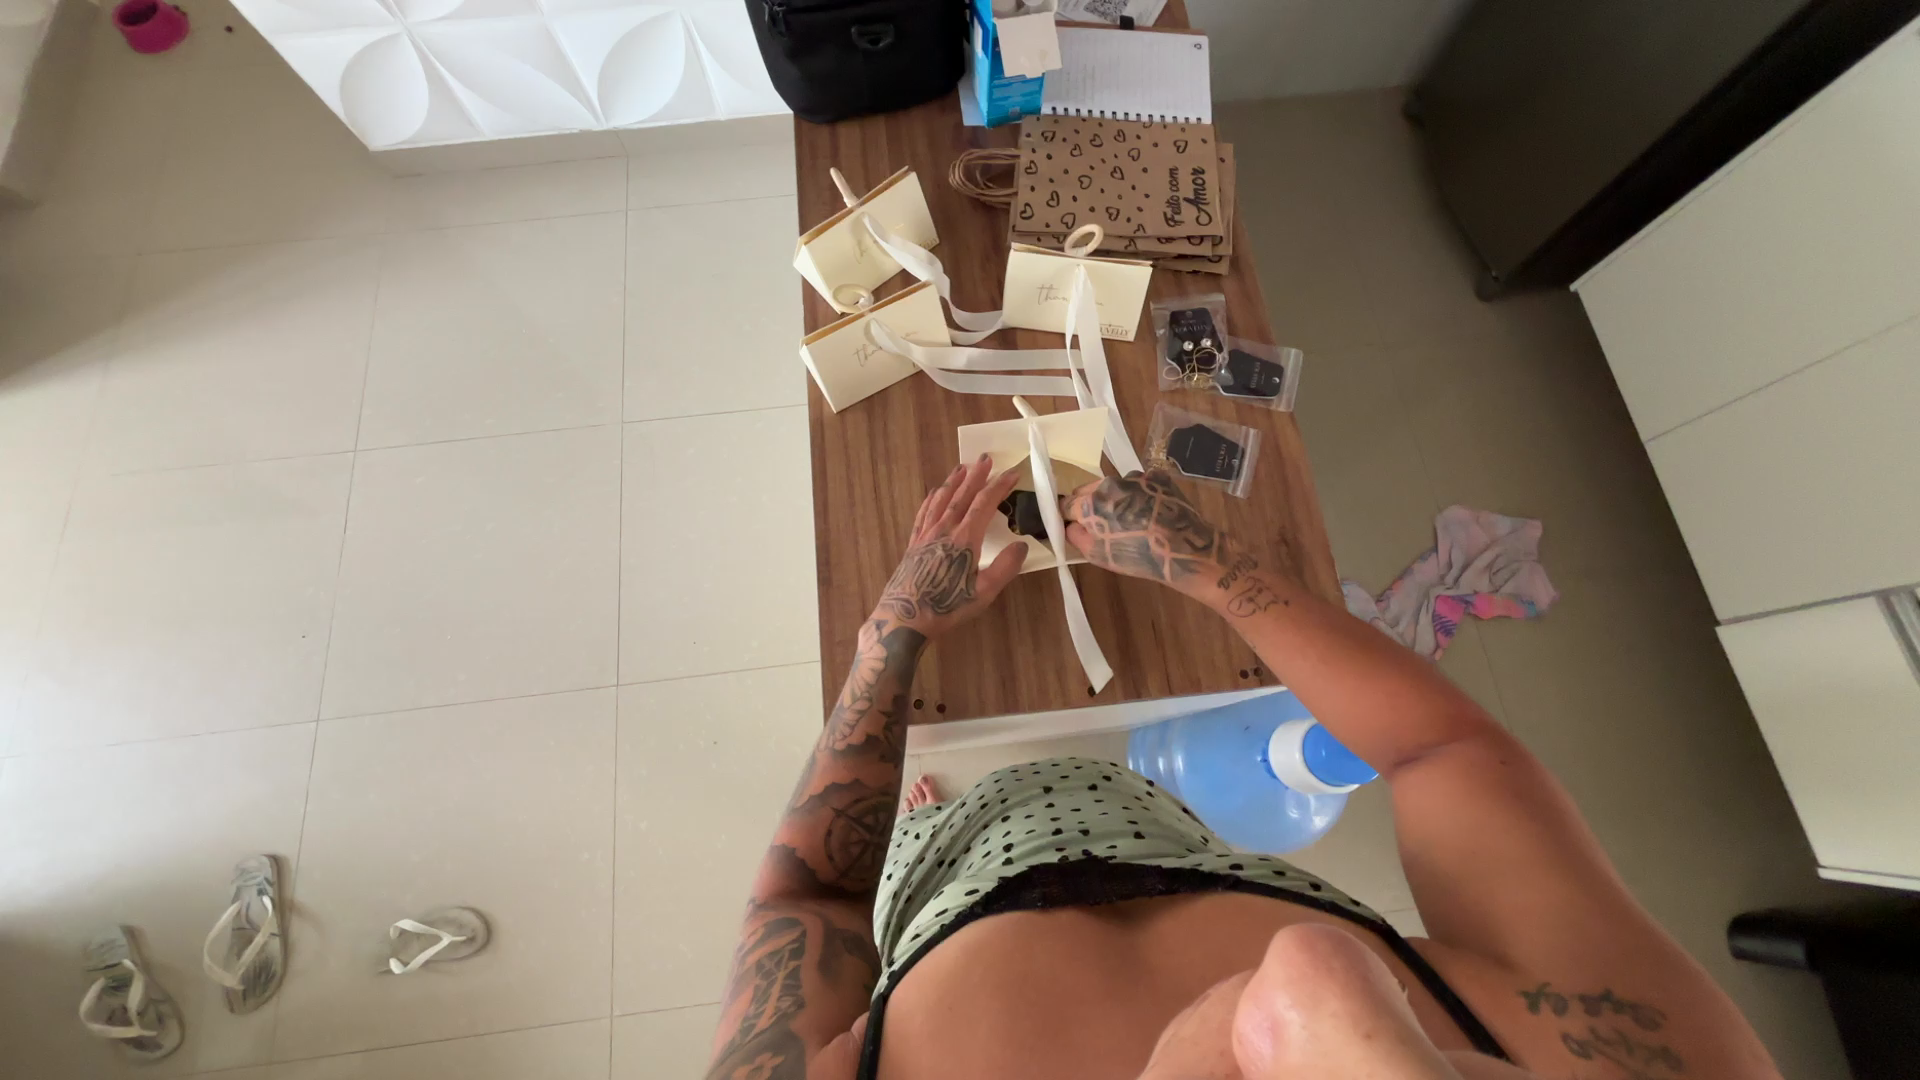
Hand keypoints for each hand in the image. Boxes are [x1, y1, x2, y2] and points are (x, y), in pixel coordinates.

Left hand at [873, 455, 1028, 639]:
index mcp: (965, 539)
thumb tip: (1022, 545)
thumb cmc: (947, 607)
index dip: (999, 486)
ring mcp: (925, 535)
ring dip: (953, 482)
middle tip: (985, 458)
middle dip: (976, 475)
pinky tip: (934, 494)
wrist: (904, 618)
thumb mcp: (984, 593)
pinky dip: (931, 499)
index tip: (1012, 473)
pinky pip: (923, 513)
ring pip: (940, 500)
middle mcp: (944, 530)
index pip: (985, 504)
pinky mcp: (913, 543)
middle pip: (961, 495)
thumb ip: (1005, 568)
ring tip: (961, 467)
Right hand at [1061, 468, 1228, 593]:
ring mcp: (1136, 476)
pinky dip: (1137, 494)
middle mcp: (1111, 482)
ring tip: (1129, 519)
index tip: (1074, 525)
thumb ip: (1076, 536)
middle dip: (1089, 505)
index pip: (1067, 503)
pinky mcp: (1157, 476)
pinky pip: (1138, 483)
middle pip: (1088, 490)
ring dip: (1114, 498)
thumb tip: (1070, 525)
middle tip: (1102, 525)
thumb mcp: (1098, 555)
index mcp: (1092, 502)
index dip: (1068, 516)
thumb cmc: (1138, 557)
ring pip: (1113, 485)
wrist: (1186, 551)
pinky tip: (1148, 511)